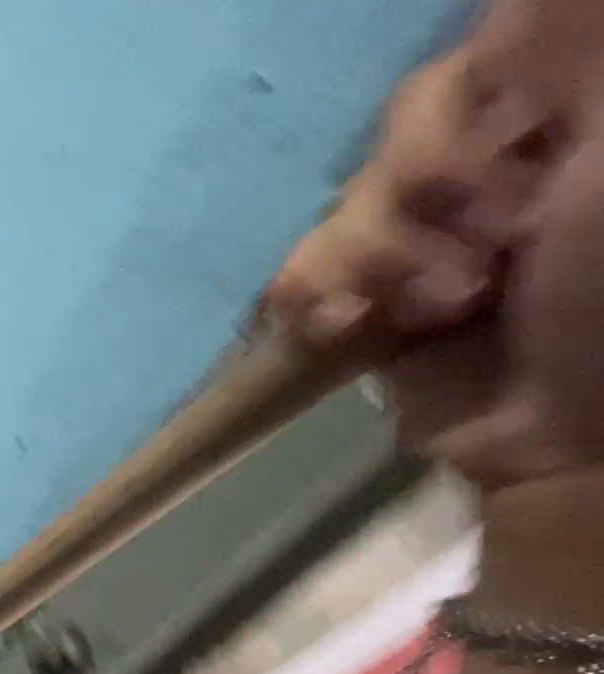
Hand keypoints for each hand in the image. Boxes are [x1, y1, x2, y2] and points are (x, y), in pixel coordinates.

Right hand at [269, 40, 603, 491]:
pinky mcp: (364, 296)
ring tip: (439, 307)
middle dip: (422, 193)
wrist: (580, 438)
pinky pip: (293, 273)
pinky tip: (358, 328)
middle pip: (398, 126)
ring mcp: (424, 231)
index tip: (523, 152)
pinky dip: (316, 302)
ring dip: (374, 261)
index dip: (464, 113)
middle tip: (493, 241)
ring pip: (340, 204)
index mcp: (569, 101)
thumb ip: (570, 33)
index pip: (472, 59)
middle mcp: (500, 154)